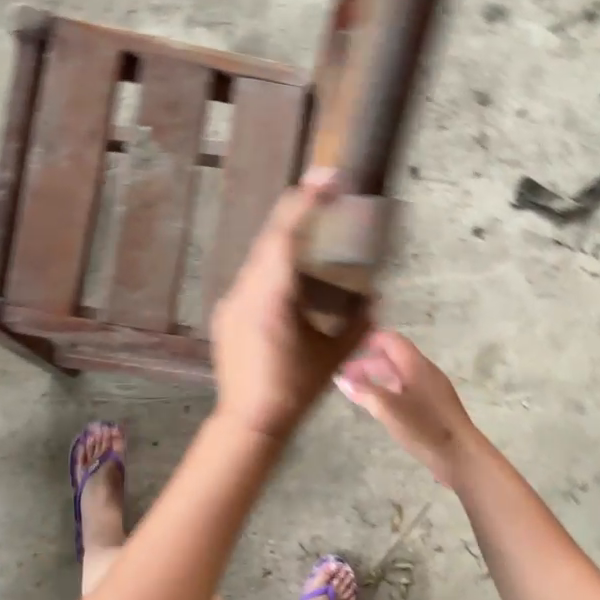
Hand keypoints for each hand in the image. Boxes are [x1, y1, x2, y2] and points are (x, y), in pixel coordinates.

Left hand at [209, 168, 369, 440]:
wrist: (248, 423)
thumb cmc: (293, 392)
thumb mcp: (332, 358)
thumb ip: (357, 324)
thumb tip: (374, 299)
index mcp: (272, 298)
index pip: (287, 235)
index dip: (307, 201)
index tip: (328, 177)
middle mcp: (246, 293)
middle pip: (270, 241)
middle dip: (298, 216)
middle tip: (325, 197)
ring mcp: (231, 304)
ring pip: (259, 261)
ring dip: (285, 245)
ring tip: (313, 240)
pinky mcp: (226, 318)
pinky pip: (251, 282)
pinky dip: (273, 271)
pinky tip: (290, 285)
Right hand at [335, 330, 481, 484]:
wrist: (461, 455)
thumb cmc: (425, 428)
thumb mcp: (389, 409)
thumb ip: (364, 392)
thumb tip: (341, 379)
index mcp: (416, 365)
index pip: (391, 340)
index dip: (368, 340)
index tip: (346, 348)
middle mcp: (425, 372)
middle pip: (394, 358)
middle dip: (368, 363)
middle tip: (344, 376)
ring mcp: (432, 390)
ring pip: (400, 376)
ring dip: (378, 379)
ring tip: (356, 391)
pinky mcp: (434, 407)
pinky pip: (407, 390)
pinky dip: (389, 391)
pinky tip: (379, 406)